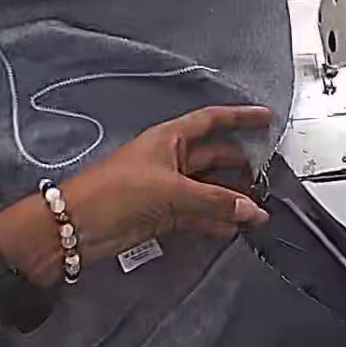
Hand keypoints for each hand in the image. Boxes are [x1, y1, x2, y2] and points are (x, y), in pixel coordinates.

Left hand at [0, 105, 273, 286]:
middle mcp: (171, 159)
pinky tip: (232, 228)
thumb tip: (252, 210)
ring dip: (230, 200)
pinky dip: (214, 220)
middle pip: (214, 157)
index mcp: (169, 138)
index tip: (266, 118)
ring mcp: (167, 187)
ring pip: (208, 189)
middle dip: (240, 167)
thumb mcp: (171, 190)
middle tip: (267, 178)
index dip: (239, 118)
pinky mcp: (163, 214)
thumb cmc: (117, 192)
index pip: (211, 121)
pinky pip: (197, 213)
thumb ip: (215, 201)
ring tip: (257, 212)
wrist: (78, 226)